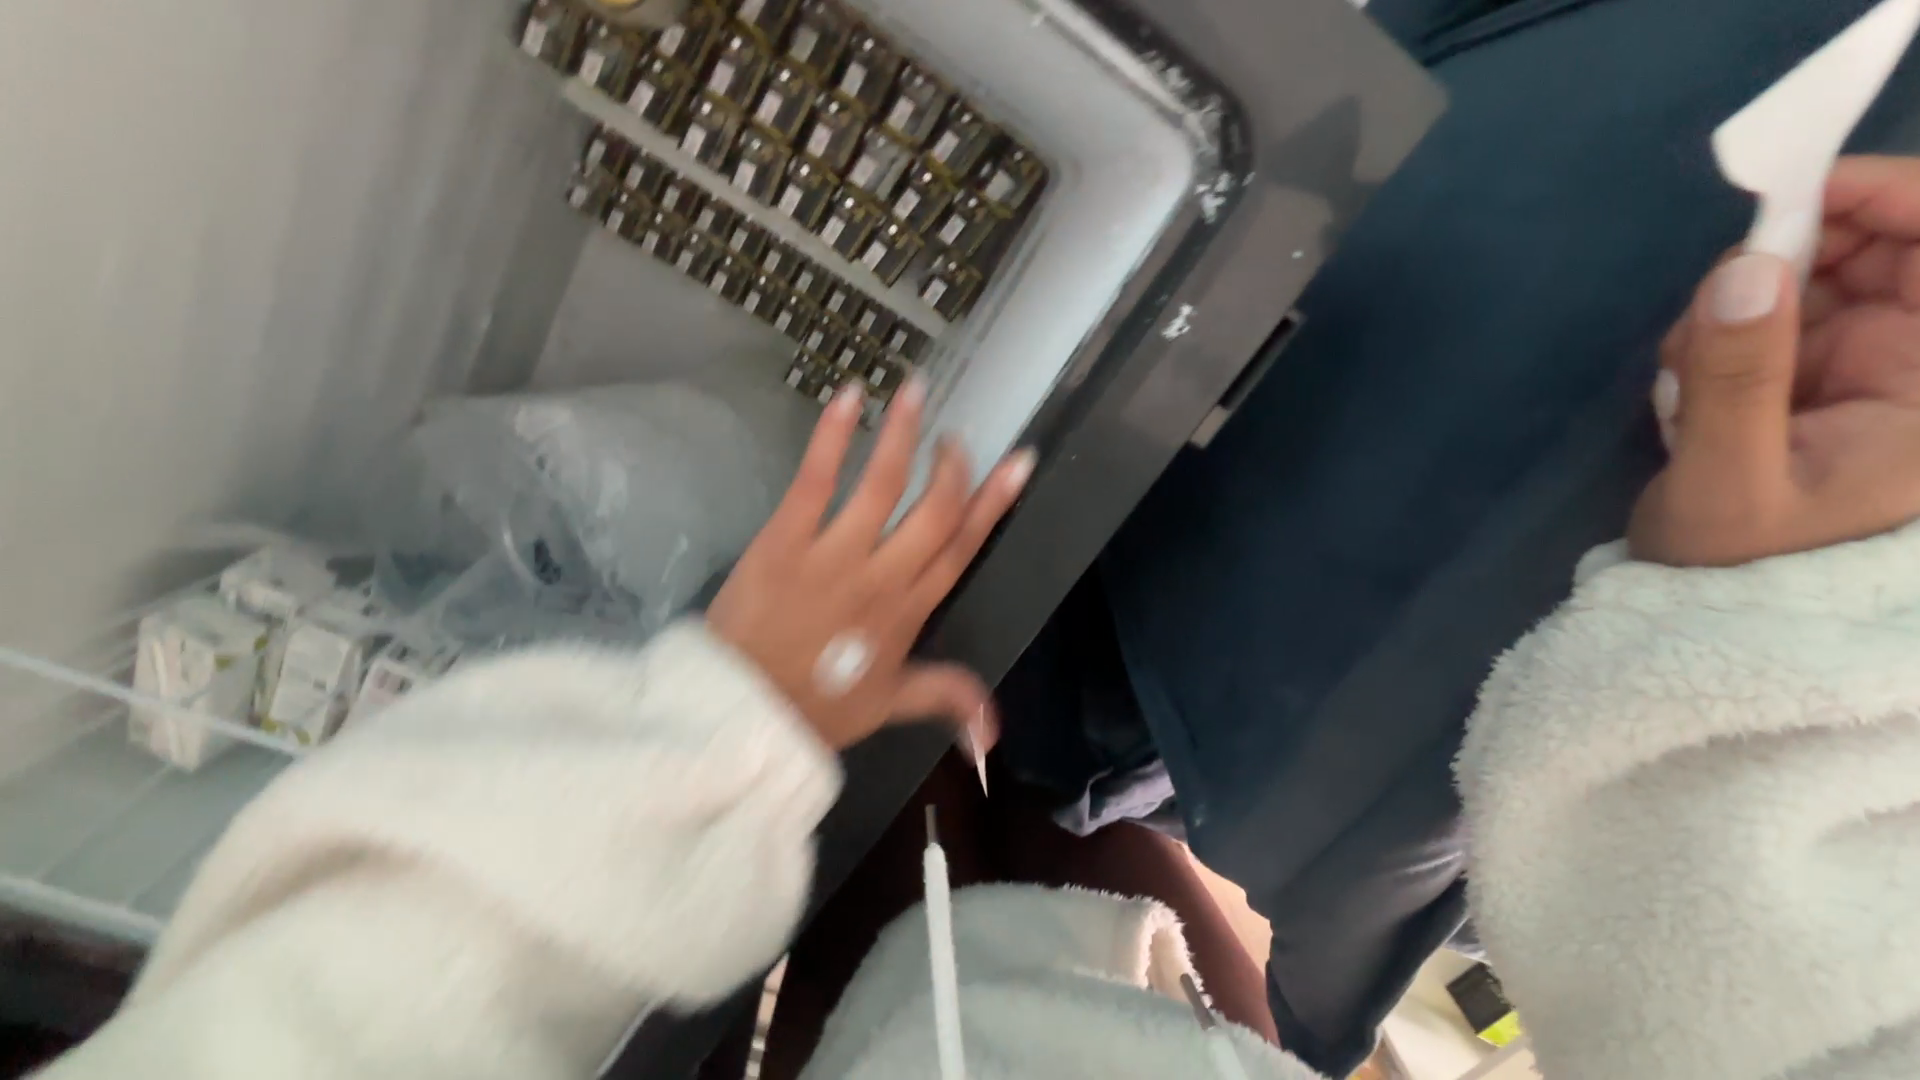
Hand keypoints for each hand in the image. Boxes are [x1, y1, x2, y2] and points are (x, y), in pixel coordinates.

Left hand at [707, 378, 1035, 750]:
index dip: (993, 503)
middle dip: (953, 468)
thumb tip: (996, 729)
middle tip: (956, 437)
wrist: (741, 713)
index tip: (1018, 462)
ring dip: (903, 433)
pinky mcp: (786, 538)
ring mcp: (835, 554)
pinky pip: (816, 479)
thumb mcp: (888, 706)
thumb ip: (947, 696)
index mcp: (909, 611)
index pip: (961, 547)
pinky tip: (850, 396)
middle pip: (934, 510)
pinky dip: (834, 436)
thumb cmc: (815, 708)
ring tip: (916, 390)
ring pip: (883, 484)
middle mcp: (883, 576)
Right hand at [1630, 155, 1919, 566]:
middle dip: (1790, 262)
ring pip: (1818, 280)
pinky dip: (1720, 333)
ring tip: (1684, 375)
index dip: (1896, 197)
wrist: (1713, 615)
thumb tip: (1746, 267)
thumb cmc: (1735, 567)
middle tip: (1707, 313)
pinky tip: (1687, 386)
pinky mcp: (1817, 374)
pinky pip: (1774, 316)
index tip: (1792, 194)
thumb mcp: (1727, 479)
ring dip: (1737, 307)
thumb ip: (1739, 377)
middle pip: (1890, 249)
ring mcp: (1871, 365)